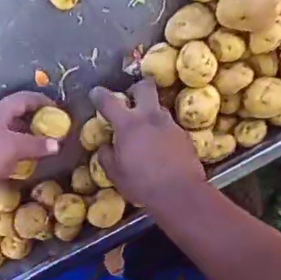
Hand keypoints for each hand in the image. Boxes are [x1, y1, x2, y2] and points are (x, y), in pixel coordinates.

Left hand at [0, 91, 58, 205]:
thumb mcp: (15, 149)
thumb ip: (37, 145)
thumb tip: (56, 144)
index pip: (23, 98)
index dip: (41, 101)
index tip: (57, 109)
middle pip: (15, 113)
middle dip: (34, 119)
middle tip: (50, 129)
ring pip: (7, 130)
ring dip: (24, 135)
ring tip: (39, 146)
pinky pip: (0, 145)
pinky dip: (14, 149)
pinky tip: (19, 162)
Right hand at [92, 80, 207, 213]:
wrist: (180, 193)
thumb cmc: (141, 183)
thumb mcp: (115, 174)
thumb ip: (106, 156)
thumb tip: (105, 147)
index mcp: (128, 124)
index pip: (109, 101)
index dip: (99, 95)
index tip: (95, 93)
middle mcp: (150, 117)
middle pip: (145, 86)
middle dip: (135, 89)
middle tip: (129, 100)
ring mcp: (170, 124)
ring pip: (159, 108)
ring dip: (149, 113)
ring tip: (144, 131)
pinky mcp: (184, 136)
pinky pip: (169, 126)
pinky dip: (161, 132)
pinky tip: (159, 148)